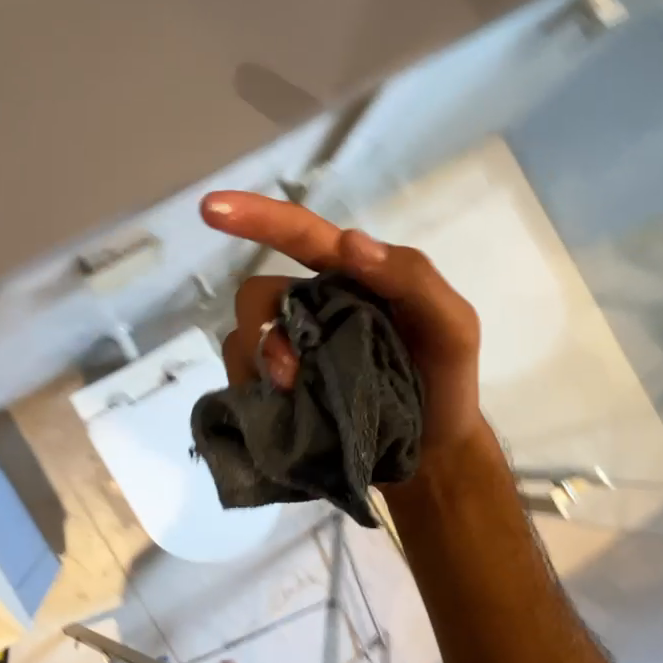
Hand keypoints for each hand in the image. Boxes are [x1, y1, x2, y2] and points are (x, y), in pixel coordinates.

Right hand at [199, 191, 484, 468]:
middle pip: (258, 296)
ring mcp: (292, 354)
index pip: (300, 236)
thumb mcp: (451, 325)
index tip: (212, 209)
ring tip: (293, 400)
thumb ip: (412, 278)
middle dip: (262, 328)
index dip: (257, 218)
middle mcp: (311, 309)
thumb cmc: (445, 380)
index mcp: (349, 279)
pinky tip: (281, 415)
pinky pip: (243, 384)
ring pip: (243, 342)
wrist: (435, 453)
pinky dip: (253, 395)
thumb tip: (348, 241)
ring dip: (258, 367)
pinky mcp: (279, 396)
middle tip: (287, 375)